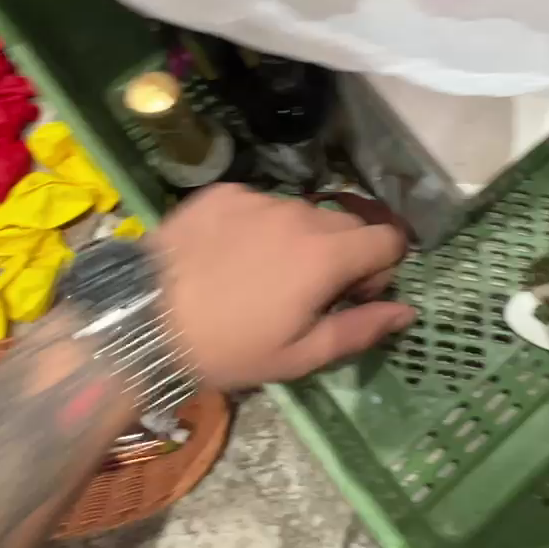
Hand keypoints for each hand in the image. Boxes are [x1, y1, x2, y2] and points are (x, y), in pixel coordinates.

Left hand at [149, 184, 414, 387]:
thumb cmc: (228, 348)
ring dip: (301, 238)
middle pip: (349, 223)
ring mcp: (258, 197)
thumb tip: (406, 310)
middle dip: (344, 253)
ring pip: (304, 212)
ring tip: (262, 273)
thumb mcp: (298, 356)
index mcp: (325, 255)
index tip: (350, 296)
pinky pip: (261, 203)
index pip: (388, 239)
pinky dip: (260, 226)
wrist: (142, 320)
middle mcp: (299, 214)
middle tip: (308, 290)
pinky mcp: (223, 192)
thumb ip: (361, 329)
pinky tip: (230, 255)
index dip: (381, 269)